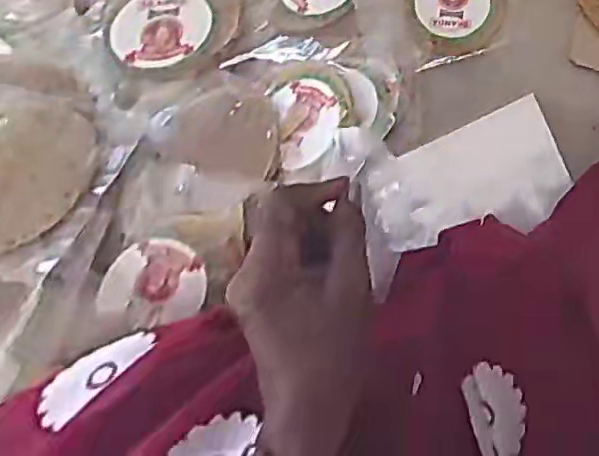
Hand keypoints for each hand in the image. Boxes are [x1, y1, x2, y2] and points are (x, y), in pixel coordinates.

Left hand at [229, 180, 370, 454]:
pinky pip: (282, 256)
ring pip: (282, 236)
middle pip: (278, 218)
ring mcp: (247, 287)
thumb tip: (347, 196)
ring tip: (347, 249)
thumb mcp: (351, 282)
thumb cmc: (334, 346)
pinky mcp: (256, 298)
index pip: (278, 203)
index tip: (349, 193)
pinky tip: (333, 267)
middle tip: (353, 226)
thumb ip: (348, 231)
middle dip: (318, 214)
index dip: (315, 189)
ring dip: (316, 233)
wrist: (309, 409)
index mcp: (263, 268)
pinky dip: (308, 251)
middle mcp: (245, 272)